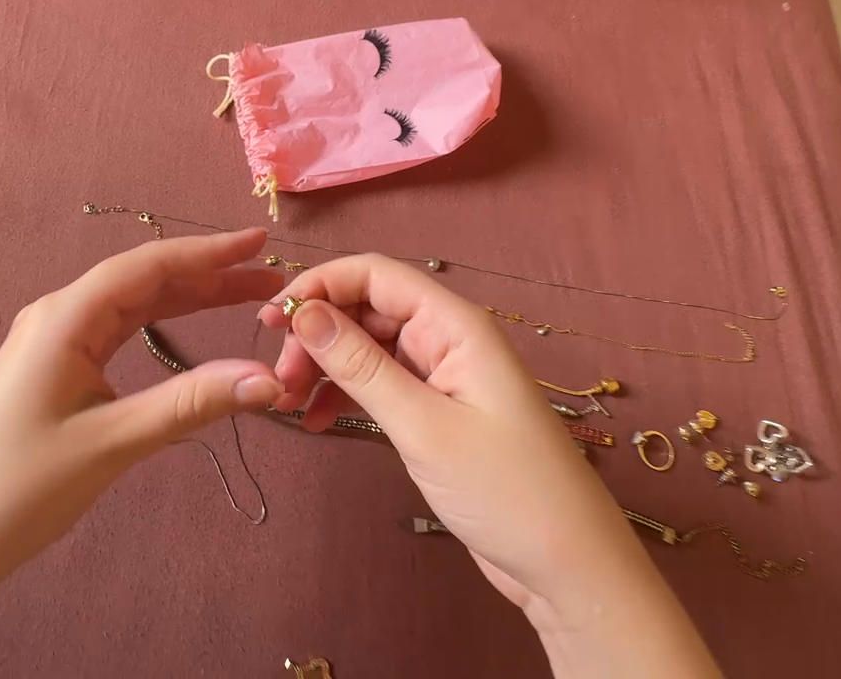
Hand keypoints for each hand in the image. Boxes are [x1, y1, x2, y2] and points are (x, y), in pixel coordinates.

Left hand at [0, 229, 284, 677]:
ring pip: (135, 303)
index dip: (208, 252)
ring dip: (190, 297)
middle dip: (209, 275)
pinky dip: (164, 321)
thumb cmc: (21, 489)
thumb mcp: (114, 442)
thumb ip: (192, 403)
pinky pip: (120, 328)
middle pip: (145, 279)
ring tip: (246, 295)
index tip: (259, 243)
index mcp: (65, 317)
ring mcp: (55, 339)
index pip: (148, 266)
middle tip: (269, 278)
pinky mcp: (56, 365)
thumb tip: (269, 379)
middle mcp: (59, 314)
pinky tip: (190, 321)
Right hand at [259, 255, 717, 678]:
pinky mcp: (437, 407)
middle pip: (368, 308)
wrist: (568, 567)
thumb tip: (304, 312)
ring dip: (327, 366)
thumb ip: (361, 365)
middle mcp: (447, 336)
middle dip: (318, 333)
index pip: (375, 274)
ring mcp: (443, 372)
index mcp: (455, 324)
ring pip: (369, 346)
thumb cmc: (506, 491)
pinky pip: (381, 382)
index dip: (320, 284)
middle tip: (280, 378)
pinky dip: (347, 394)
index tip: (272, 318)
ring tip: (291, 402)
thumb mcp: (424, 426)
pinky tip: (320, 421)